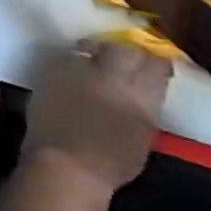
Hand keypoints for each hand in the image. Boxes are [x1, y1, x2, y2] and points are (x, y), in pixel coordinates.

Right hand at [23, 40, 171, 189]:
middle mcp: (139, 92)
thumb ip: (71, 64)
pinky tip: (116, 100)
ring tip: (116, 77)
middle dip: (139, 56)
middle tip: (115, 56)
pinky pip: (152, 103)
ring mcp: (149, 113)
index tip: (89, 47)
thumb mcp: (51, 82)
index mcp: (110, 78)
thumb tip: (84, 53)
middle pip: (155, 65)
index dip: (108, 43)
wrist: (73, 167)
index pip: (124, 49)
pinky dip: (138, 95)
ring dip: (142, 75)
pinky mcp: (151, 130)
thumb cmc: (52, 120)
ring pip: (159, 84)